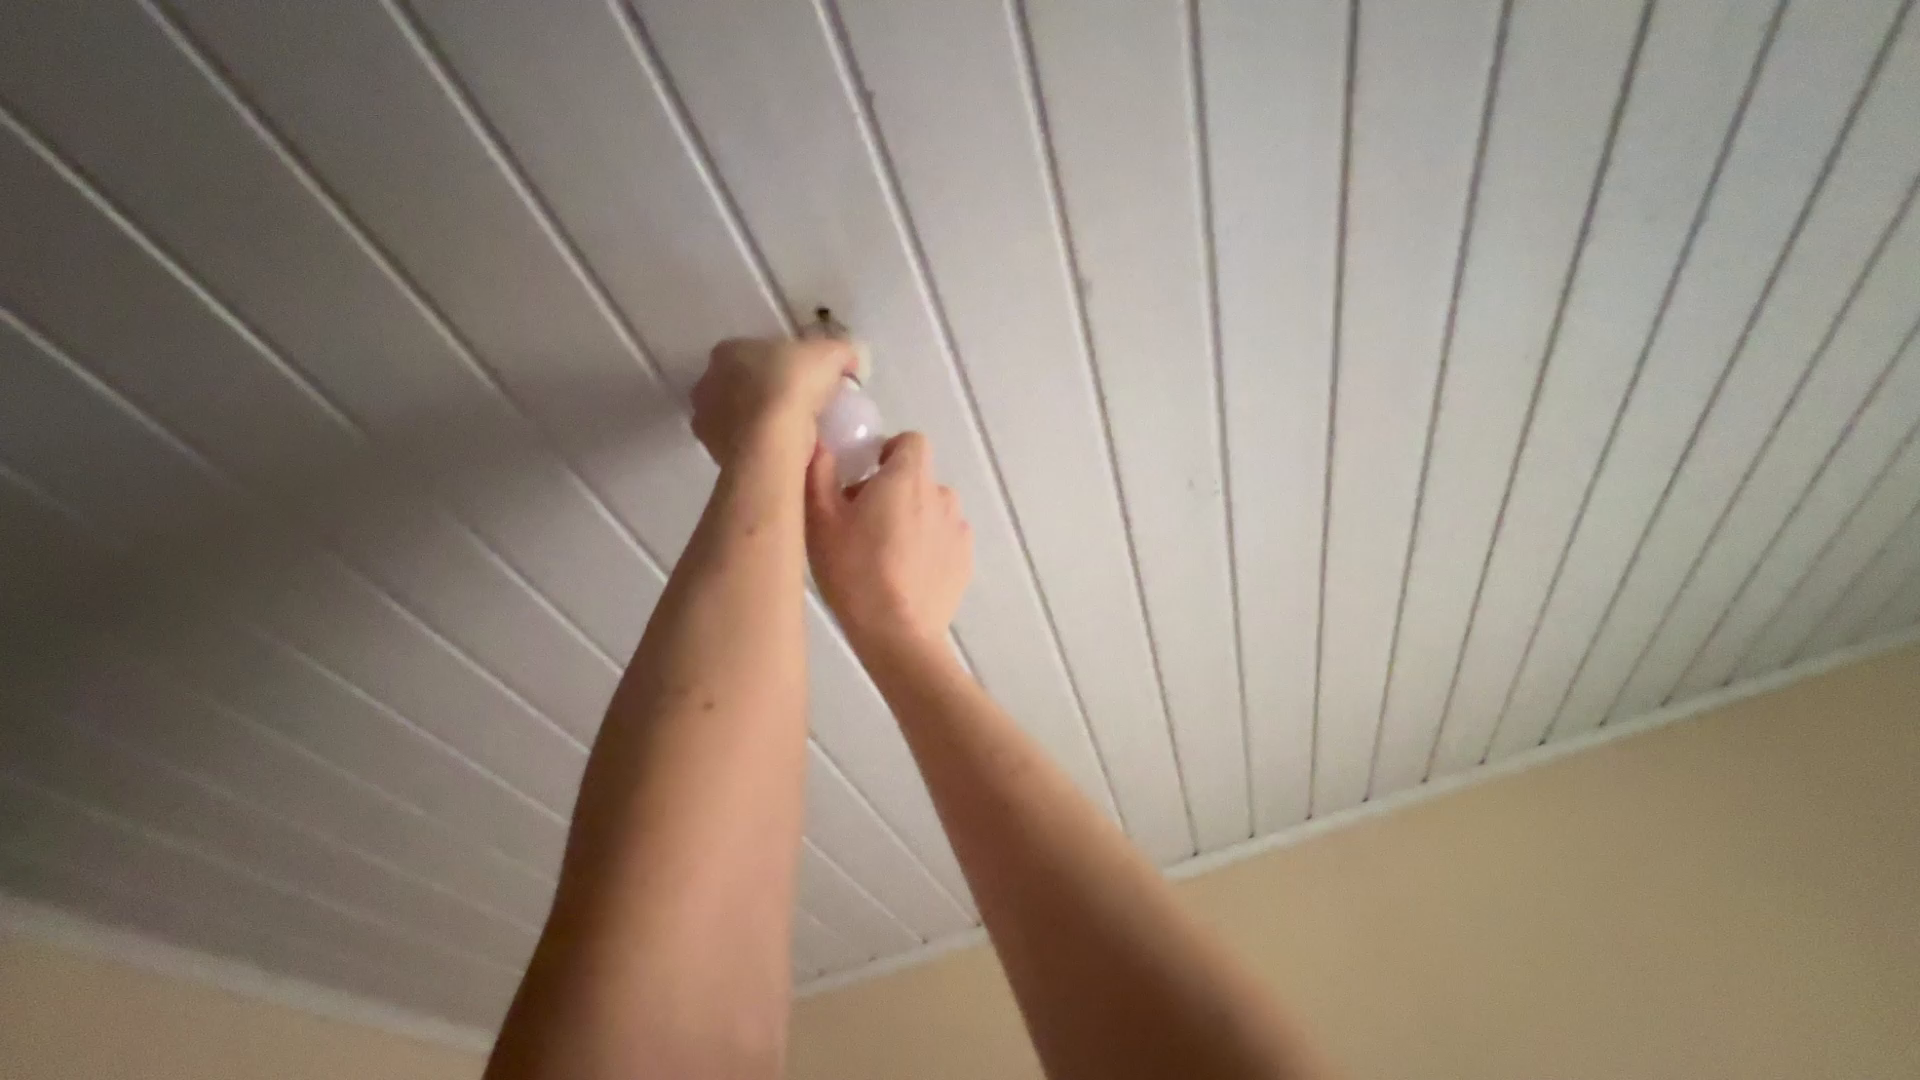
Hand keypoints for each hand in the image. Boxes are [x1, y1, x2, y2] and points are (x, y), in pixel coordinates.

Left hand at [691, 337, 856, 464]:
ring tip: (792, 434)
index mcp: (729, 350)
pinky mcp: (711, 450)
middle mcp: (708, 381)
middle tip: (799, 408)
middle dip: (765, 393)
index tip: (805, 380)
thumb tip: (850, 360)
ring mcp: (705, 418)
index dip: (782, 365)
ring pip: (738, 417)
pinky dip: (757, 447)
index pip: (755, 353)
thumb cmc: (795, 386)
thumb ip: (842, 353)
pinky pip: (740, 445)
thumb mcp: (831, 356)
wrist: (771, 439)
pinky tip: (779, 452)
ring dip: (759, 422)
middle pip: (742, 384)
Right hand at [806, 432, 971, 649]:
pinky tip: (905, 576)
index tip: (866, 478)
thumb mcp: (820, 521)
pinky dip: (927, 548)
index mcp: (908, 478)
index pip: (910, 441)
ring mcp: (958, 530)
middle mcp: (941, 496)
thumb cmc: (854, 572)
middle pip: (918, 479)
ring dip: (912, 520)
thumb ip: (818, 473)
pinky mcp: (965, 561)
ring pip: (932, 511)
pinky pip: (943, 541)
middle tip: (862, 524)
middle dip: (894, 491)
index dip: (888, 453)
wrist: (897, 634)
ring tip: (885, 555)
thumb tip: (819, 443)